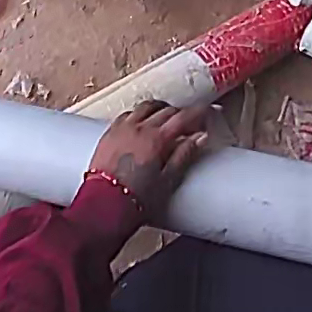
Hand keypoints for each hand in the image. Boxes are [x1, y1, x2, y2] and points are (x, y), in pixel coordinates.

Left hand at [87, 100, 210, 217]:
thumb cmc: (136, 198)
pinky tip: (142, 123)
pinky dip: (139, 114)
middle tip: (190, 122)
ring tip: (167, 119)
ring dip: (159, 109)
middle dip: (181, 113)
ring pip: (145, 107)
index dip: (199, 113)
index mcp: (157, 139)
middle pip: (166, 110)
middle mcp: (139, 128)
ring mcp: (122, 128)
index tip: (207, 112)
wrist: (104, 204)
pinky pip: (127, 114)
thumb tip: (200, 137)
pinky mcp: (109, 132)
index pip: (183, 117)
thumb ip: (184, 155)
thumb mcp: (168, 180)